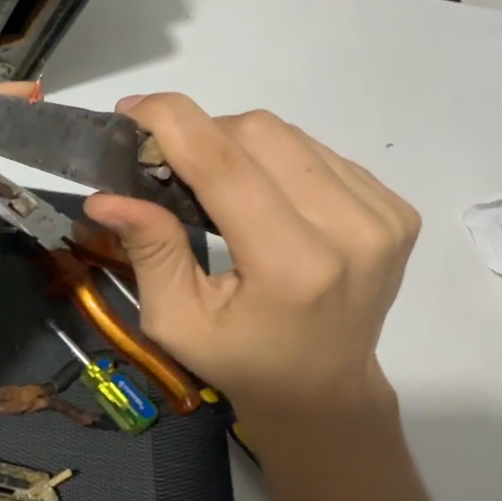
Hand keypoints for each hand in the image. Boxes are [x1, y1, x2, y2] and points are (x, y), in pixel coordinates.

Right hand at [82, 95, 419, 428]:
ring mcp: (383, 217)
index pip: (226, 165)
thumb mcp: (175, 320)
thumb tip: (105, 195)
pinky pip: (318, 152)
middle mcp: (351, 230)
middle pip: (261, 133)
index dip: (174, 124)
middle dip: (200, 134)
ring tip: (208, 180)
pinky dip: (273, 159)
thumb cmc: (238, 360)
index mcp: (292, 266)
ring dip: (235, 144)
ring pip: (290, 136)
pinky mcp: (396, 209)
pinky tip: (256, 193)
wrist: (322, 389)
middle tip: (164, 160)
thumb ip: (150, 250)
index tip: (131, 111)